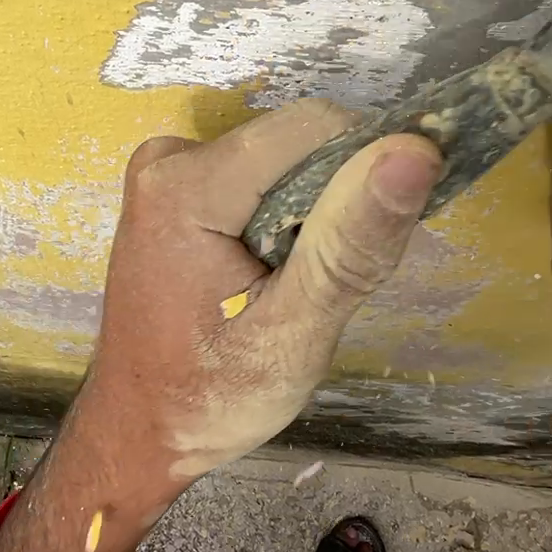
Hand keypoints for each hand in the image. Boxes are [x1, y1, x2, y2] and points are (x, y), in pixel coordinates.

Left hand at [0, 100, 440, 551]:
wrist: (140, 423)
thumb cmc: (210, 394)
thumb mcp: (294, 334)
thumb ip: (351, 242)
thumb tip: (412, 151)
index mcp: (187, 185)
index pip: (313, 128)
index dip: (361, 171)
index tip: (362, 242)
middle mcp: (168, 156)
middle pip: (295, 140)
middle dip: (330, 199)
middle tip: (315, 278)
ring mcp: (166, 164)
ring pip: (282, 155)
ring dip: (307, 208)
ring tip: (287, 279)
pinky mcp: (174, 179)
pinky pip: (257, 170)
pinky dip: (280, 211)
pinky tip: (264, 266)